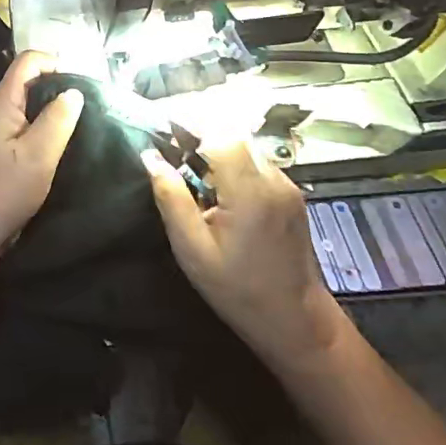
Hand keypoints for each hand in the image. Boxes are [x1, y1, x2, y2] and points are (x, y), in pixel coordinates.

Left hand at [0, 52, 84, 289]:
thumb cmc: (3, 193)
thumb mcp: (38, 155)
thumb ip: (58, 118)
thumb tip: (75, 91)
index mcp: (2, 102)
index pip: (29, 60)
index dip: (57, 62)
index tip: (85, 84)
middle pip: (30, 80)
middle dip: (60, 86)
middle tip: (90, 106)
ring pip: (30, 104)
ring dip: (54, 109)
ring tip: (82, 124)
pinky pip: (26, 125)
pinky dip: (45, 127)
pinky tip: (62, 144)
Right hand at [144, 142, 347, 361]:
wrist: (294, 318)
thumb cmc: (238, 289)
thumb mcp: (193, 250)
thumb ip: (172, 199)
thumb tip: (151, 159)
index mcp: (249, 191)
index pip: (222, 135)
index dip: (193, 127)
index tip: (168, 132)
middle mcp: (273, 179)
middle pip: (235, 136)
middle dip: (204, 139)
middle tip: (178, 158)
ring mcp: (287, 185)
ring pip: (248, 149)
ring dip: (221, 154)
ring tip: (199, 181)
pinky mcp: (292, 194)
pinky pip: (259, 165)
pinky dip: (237, 168)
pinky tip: (223, 196)